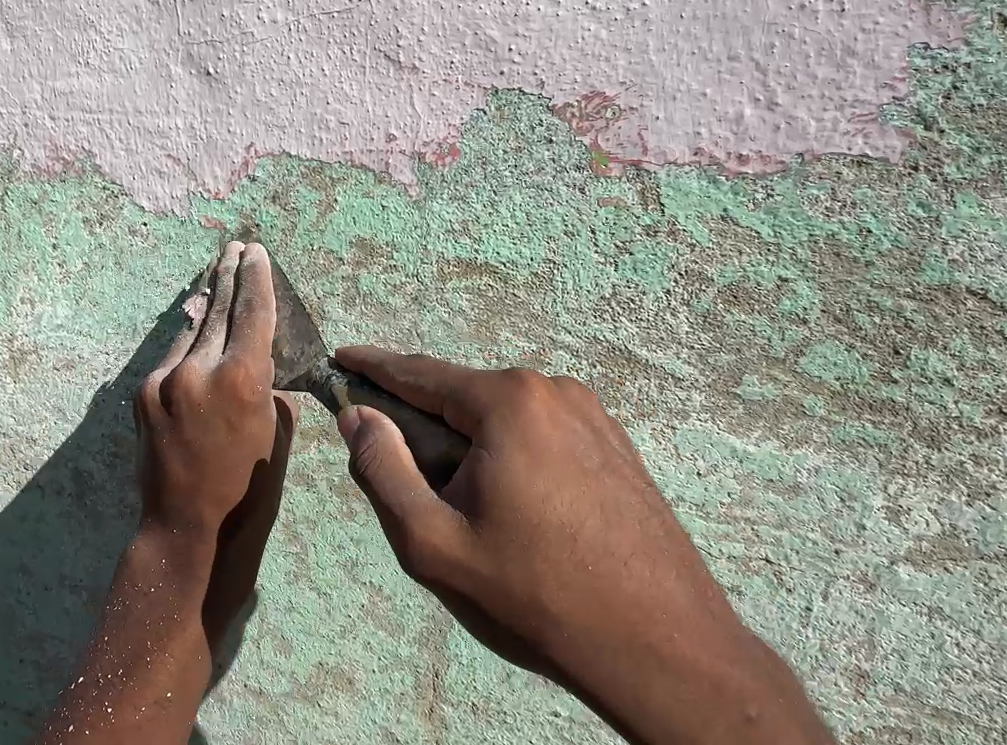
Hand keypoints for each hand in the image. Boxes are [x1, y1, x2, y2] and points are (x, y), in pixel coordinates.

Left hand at [141, 241, 295, 669]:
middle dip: (229, 276)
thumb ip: (266, 386)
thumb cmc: (249, 492)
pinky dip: (189, 344)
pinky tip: (197, 329)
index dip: (258, 279)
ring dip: (208, 306)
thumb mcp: (276, 434)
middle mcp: (200, 370)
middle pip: (220, 311)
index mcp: (243, 380)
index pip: (254, 313)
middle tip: (234, 246)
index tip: (257, 251)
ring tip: (217, 275)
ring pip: (193, 332)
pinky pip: (173, 358)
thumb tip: (255, 360)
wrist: (188, 531)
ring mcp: (165, 380)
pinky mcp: (143, 394)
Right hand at [333, 348, 834, 744]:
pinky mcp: (614, 443)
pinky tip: (509, 505)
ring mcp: (591, 414)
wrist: (667, 651)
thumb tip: (358, 417)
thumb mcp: (433, 541)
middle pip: (459, 395)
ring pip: (499, 416)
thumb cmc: (537, 594)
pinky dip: (505, 451)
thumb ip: (382, 469)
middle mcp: (551, 390)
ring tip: (460, 505)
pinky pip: (537, 432)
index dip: (372, 366)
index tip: (339, 356)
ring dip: (465, 443)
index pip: (417, 373)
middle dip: (422, 423)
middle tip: (398, 471)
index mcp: (507, 402)